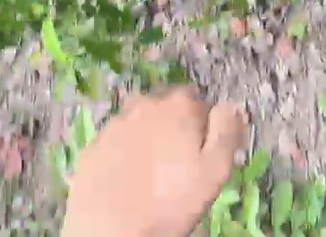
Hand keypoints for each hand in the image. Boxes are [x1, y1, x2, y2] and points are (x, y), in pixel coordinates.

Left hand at [62, 87, 247, 236]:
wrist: (109, 234)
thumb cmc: (169, 203)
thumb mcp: (215, 171)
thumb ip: (227, 131)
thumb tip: (232, 104)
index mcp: (180, 104)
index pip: (200, 104)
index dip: (203, 129)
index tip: (199, 155)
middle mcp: (147, 102)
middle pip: (169, 109)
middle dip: (175, 128)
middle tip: (176, 165)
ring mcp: (116, 122)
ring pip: (141, 122)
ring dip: (148, 136)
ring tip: (150, 172)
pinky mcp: (94, 144)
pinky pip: (116, 141)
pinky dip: (123, 152)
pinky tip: (126, 178)